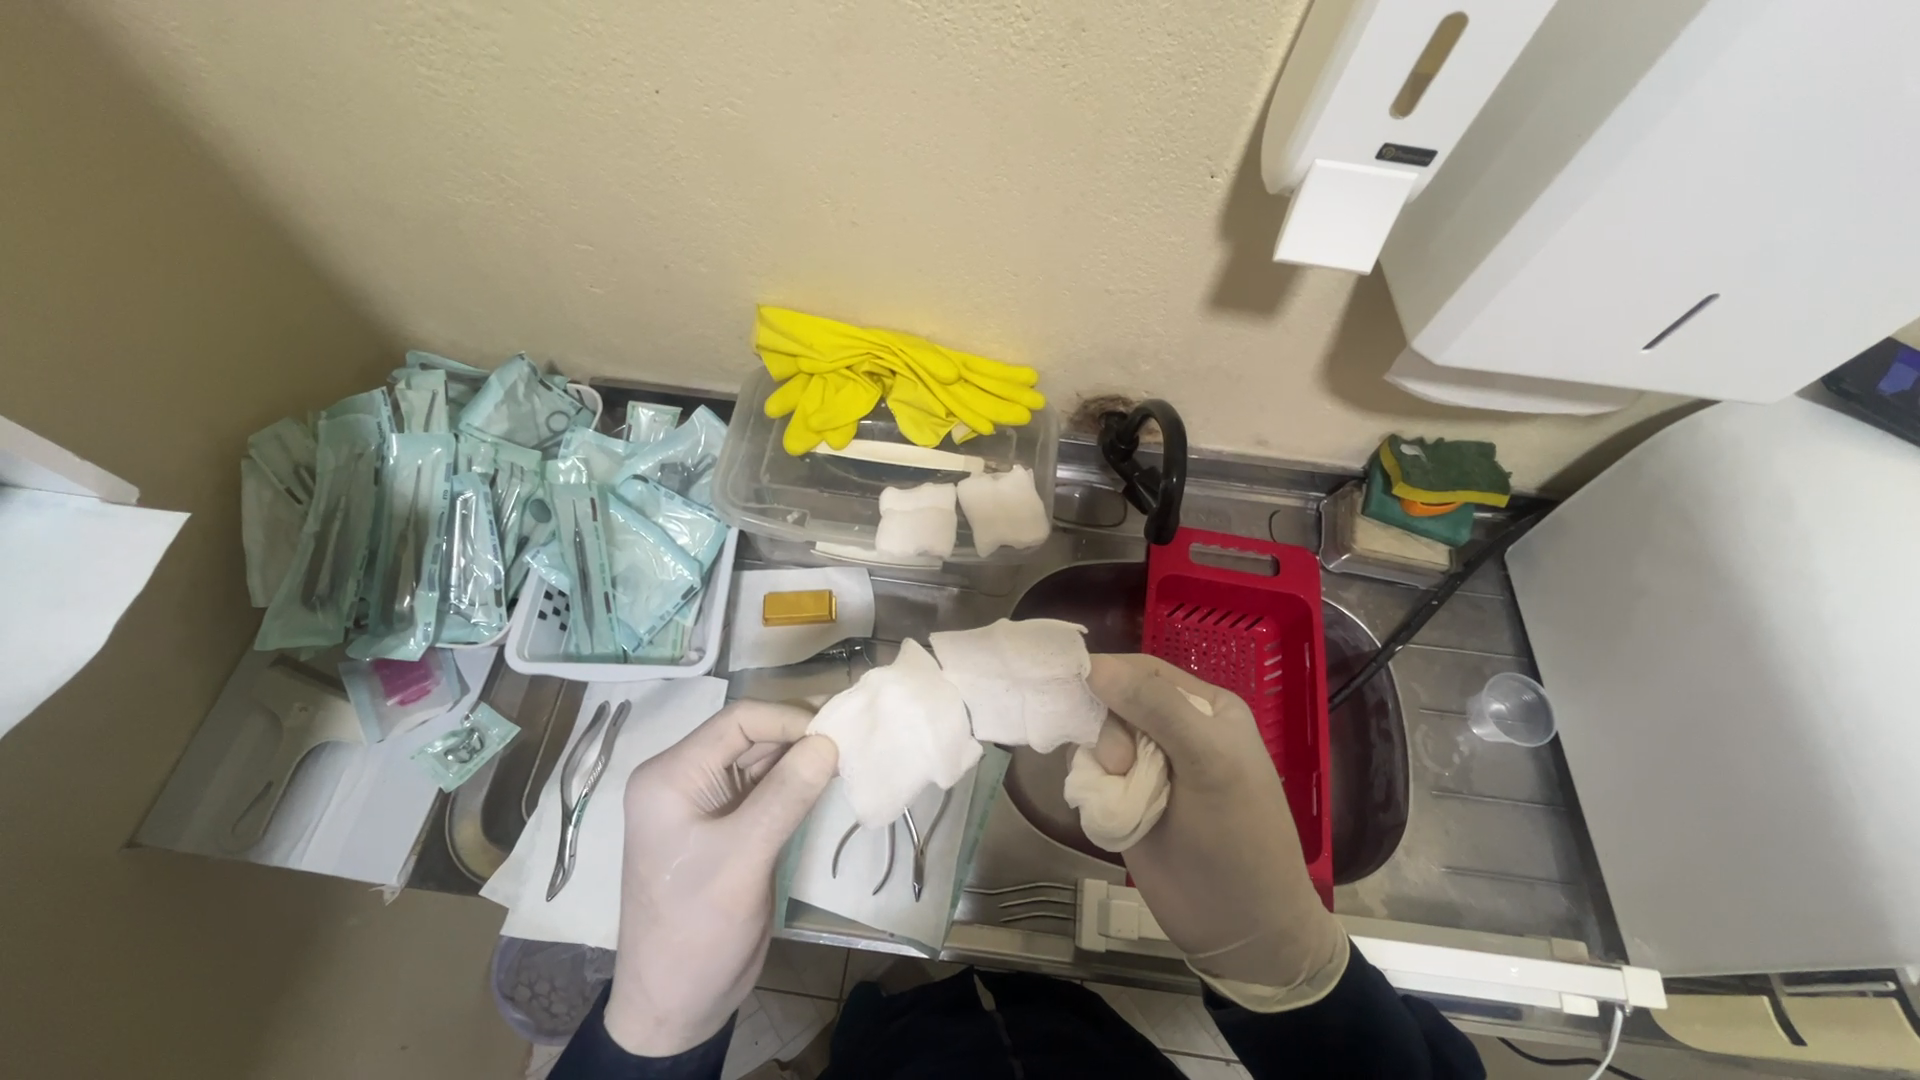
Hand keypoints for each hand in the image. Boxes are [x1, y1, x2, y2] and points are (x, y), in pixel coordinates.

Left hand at [602, 701, 837, 1055]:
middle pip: (750, 736)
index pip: (736, 721)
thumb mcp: (742, 859)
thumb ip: (785, 796)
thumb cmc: (696, 930)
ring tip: (849, 758)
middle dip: (799, 737)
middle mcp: (685, 780)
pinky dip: (797, 783)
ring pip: (762, 760)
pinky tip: (829, 781)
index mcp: (671, 777)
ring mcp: (708, 803)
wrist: (675, 1005)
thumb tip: (829, 742)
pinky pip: (766, 788)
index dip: (788, 719)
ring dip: (802, 758)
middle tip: (852, 743)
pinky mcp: (729, 826)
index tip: (837, 735)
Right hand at [1087, 654, 1343, 1003]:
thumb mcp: (1209, 761)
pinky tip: (1106, 809)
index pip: (1143, 670)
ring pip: (1094, 739)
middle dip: (1106, 729)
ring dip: (1097, 762)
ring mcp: (1146, 766)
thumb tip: (1094, 664)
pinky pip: (1088, 775)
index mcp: (1204, 708)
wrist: (1240, 931)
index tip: (1074, 689)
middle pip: (1111, 702)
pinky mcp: (1123, 799)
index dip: (1107, 675)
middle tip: (1119, 766)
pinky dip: (1090, 788)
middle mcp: (1173, 729)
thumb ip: (1157, 707)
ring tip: (1117, 795)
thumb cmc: (1238, 838)